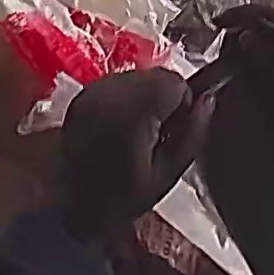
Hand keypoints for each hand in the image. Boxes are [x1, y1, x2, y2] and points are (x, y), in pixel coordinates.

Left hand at [60, 68, 212, 239]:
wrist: (65, 199)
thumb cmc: (120, 195)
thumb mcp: (165, 174)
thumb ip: (192, 135)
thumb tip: (208, 101)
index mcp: (135, 106)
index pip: (177, 82)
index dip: (183, 106)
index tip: (172, 132)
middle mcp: (113, 87)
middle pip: (158, 75)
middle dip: (165, 99)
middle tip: (156, 135)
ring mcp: (96, 87)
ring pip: (139, 77)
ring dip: (146, 97)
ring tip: (137, 133)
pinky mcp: (85, 91)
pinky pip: (119, 84)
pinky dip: (126, 99)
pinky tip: (119, 127)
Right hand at [214, 4, 273, 154]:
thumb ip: (265, 60)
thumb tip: (242, 37)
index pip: (270, 14)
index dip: (241, 14)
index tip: (219, 23)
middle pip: (273, 26)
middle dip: (246, 29)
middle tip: (224, 41)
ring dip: (255, 45)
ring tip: (236, 57)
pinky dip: (266, 59)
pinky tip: (258, 73)